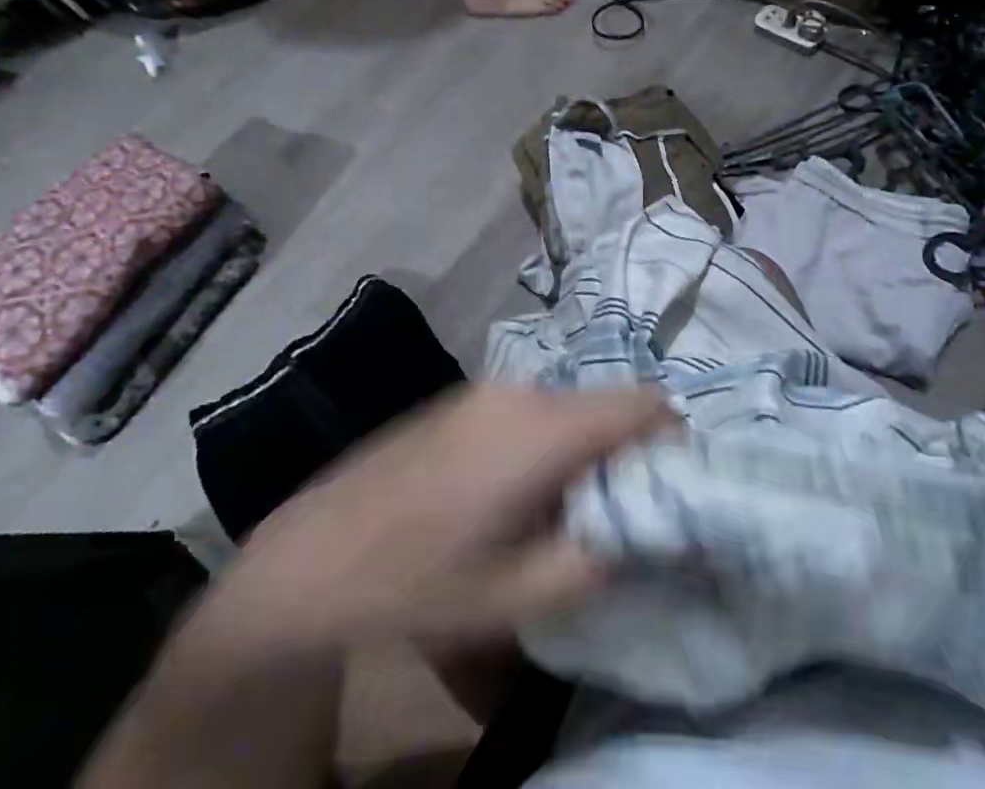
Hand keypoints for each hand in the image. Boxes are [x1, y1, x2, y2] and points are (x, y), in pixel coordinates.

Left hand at [210, 385, 672, 654]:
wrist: (311, 560)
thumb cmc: (421, 580)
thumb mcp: (525, 594)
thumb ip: (609, 556)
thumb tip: (668, 529)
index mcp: (544, 429)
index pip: (645, 405)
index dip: (673, 440)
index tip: (670, 488)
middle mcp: (521, 392)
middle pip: (610, 406)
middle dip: (627, 454)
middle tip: (613, 512)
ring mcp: (487, 390)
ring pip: (572, 408)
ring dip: (585, 451)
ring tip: (558, 509)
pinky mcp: (464, 398)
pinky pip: (534, 410)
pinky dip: (549, 442)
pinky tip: (512, 492)